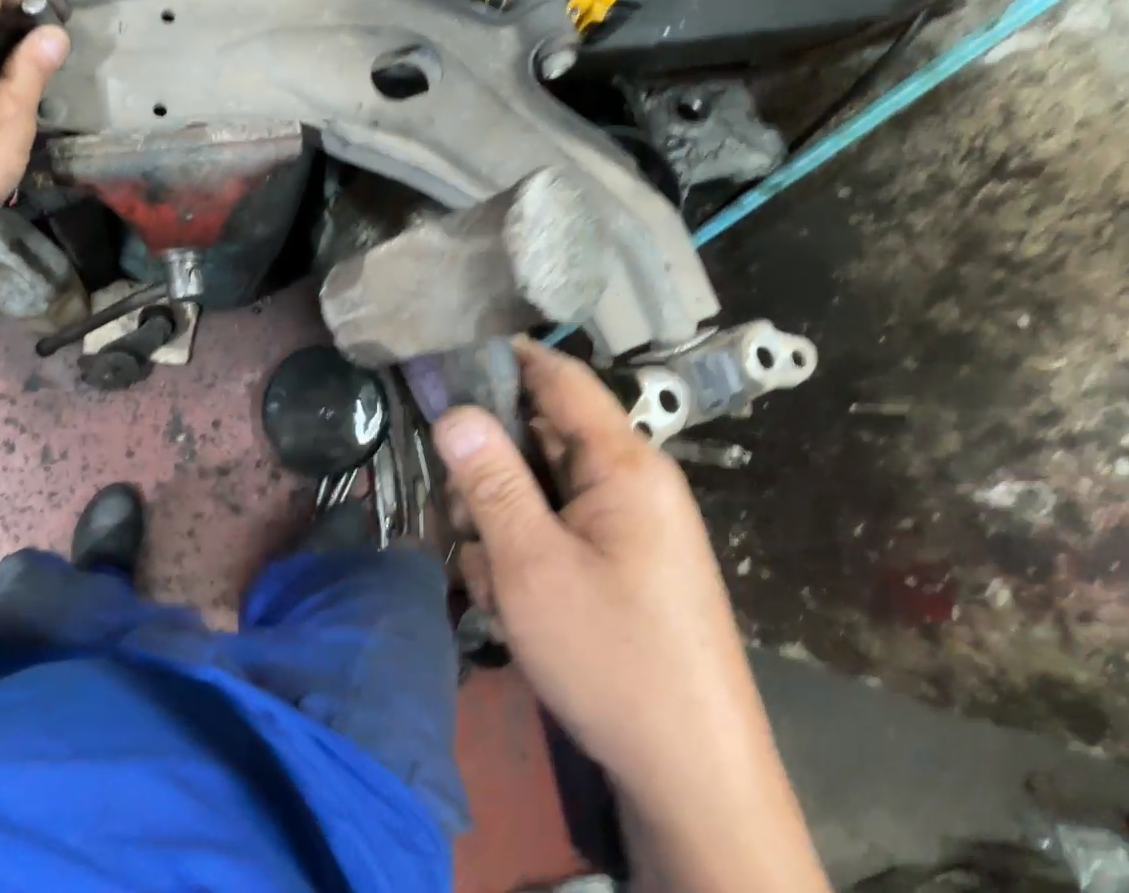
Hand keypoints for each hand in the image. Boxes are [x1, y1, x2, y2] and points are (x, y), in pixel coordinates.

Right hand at [435, 340, 826, 890]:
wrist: (687, 768)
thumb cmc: (610, 655)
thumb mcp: (531, 565)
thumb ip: (490, 482)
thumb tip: (454, 411)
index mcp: (624, 465)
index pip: (560, 378)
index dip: (503, 359)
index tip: (441, 359)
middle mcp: (631, 485)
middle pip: (540, 442)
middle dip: (488, 475)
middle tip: (454, 518)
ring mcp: (627, 530)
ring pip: (538, 496)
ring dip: (500, 529)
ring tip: (492, 585)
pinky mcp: (620, 569)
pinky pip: (556, 538)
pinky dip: (523, 561)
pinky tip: (513, 607)